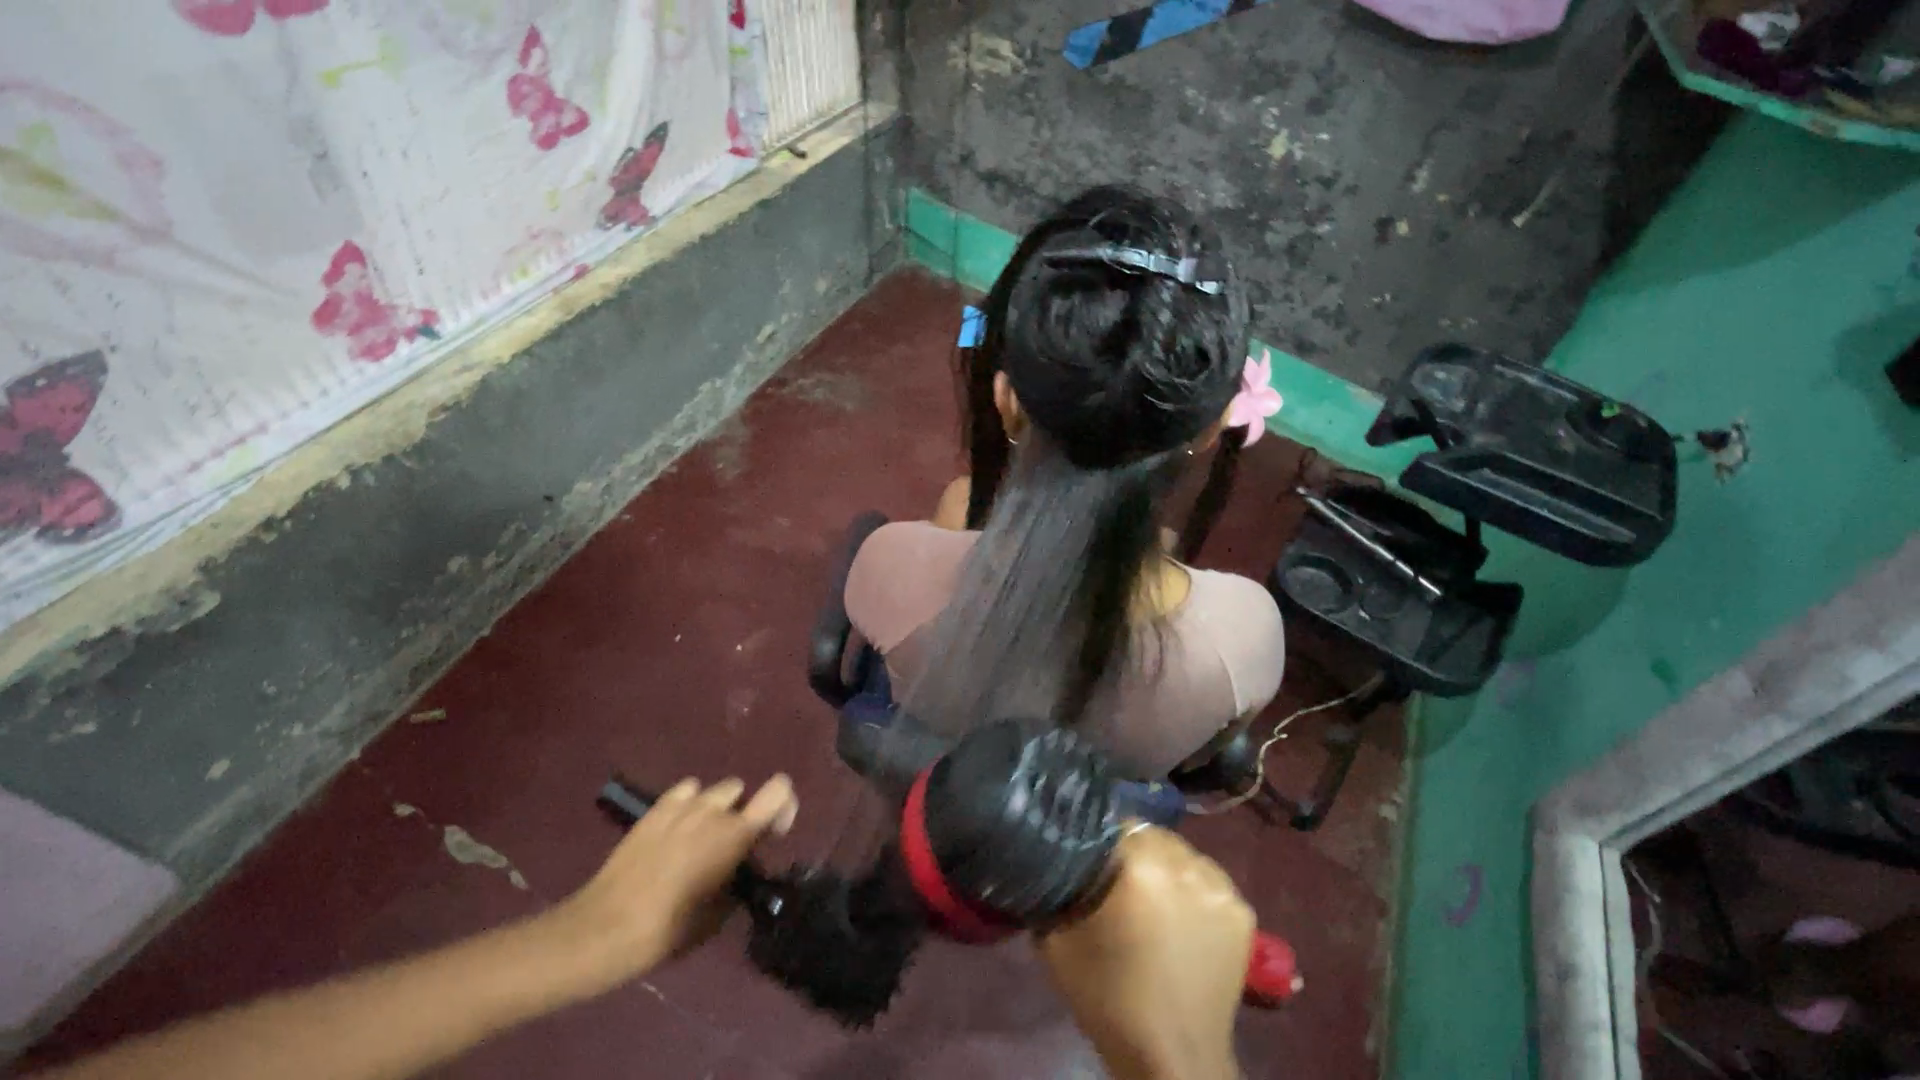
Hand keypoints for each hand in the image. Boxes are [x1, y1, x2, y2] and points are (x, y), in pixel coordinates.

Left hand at [544, 775, 797, 994]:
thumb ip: (737, 884)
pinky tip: (678, 831)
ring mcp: (680, 807)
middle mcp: (712, 811)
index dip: (783, 806)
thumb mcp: (718, 916)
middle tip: (732, 845)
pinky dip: (689, 805)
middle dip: (744, 812)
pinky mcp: (653, 811)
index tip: (773, 835)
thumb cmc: (669, 930)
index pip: (779, 791)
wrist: (607, 928)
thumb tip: (738, 875)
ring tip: (701, 838)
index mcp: (735, 835)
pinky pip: (684, 792)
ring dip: (716, 809)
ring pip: (713, 791)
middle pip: (742, 792)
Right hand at [1036, 827, 1250, 1079]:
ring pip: (1185, 855)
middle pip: (1154, 834)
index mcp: (1140, 866)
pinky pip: (1211, 881)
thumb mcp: (1055, 940)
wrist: (1171, 1055)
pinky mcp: (1244, 913)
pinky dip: (1195, 890)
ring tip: (1155, 899)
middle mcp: (1185, 866)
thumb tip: (1054, 864)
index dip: (1101, 839)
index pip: (1117, 823)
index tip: (1091, 860)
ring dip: (1168, 867)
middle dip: (1136, 851)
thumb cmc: (1107, 997)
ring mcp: (1221, 889)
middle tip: (1119, 881)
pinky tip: (1183, 919)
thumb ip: (1056, 890)